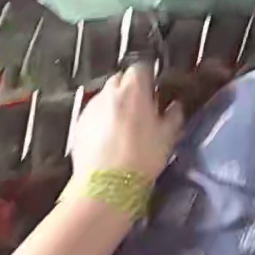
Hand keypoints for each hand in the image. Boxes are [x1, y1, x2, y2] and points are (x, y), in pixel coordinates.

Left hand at [70, 63, 184, 181]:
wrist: (106, 186)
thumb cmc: (141, 158)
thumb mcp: (168, 137)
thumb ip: (173, 115)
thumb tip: (175, 106)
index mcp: (133, 90)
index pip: (142, 68)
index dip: (150, 77)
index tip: (155, 89)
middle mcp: (109, 93)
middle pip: (121, 79)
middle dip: (131, 89)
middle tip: (143, 108)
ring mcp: (91, 108)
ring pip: (106, 97)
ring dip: (116, 105)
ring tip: (126, 127)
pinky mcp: (78, 124)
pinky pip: (94, 114)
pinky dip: (102, 120)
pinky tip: (110, 139)